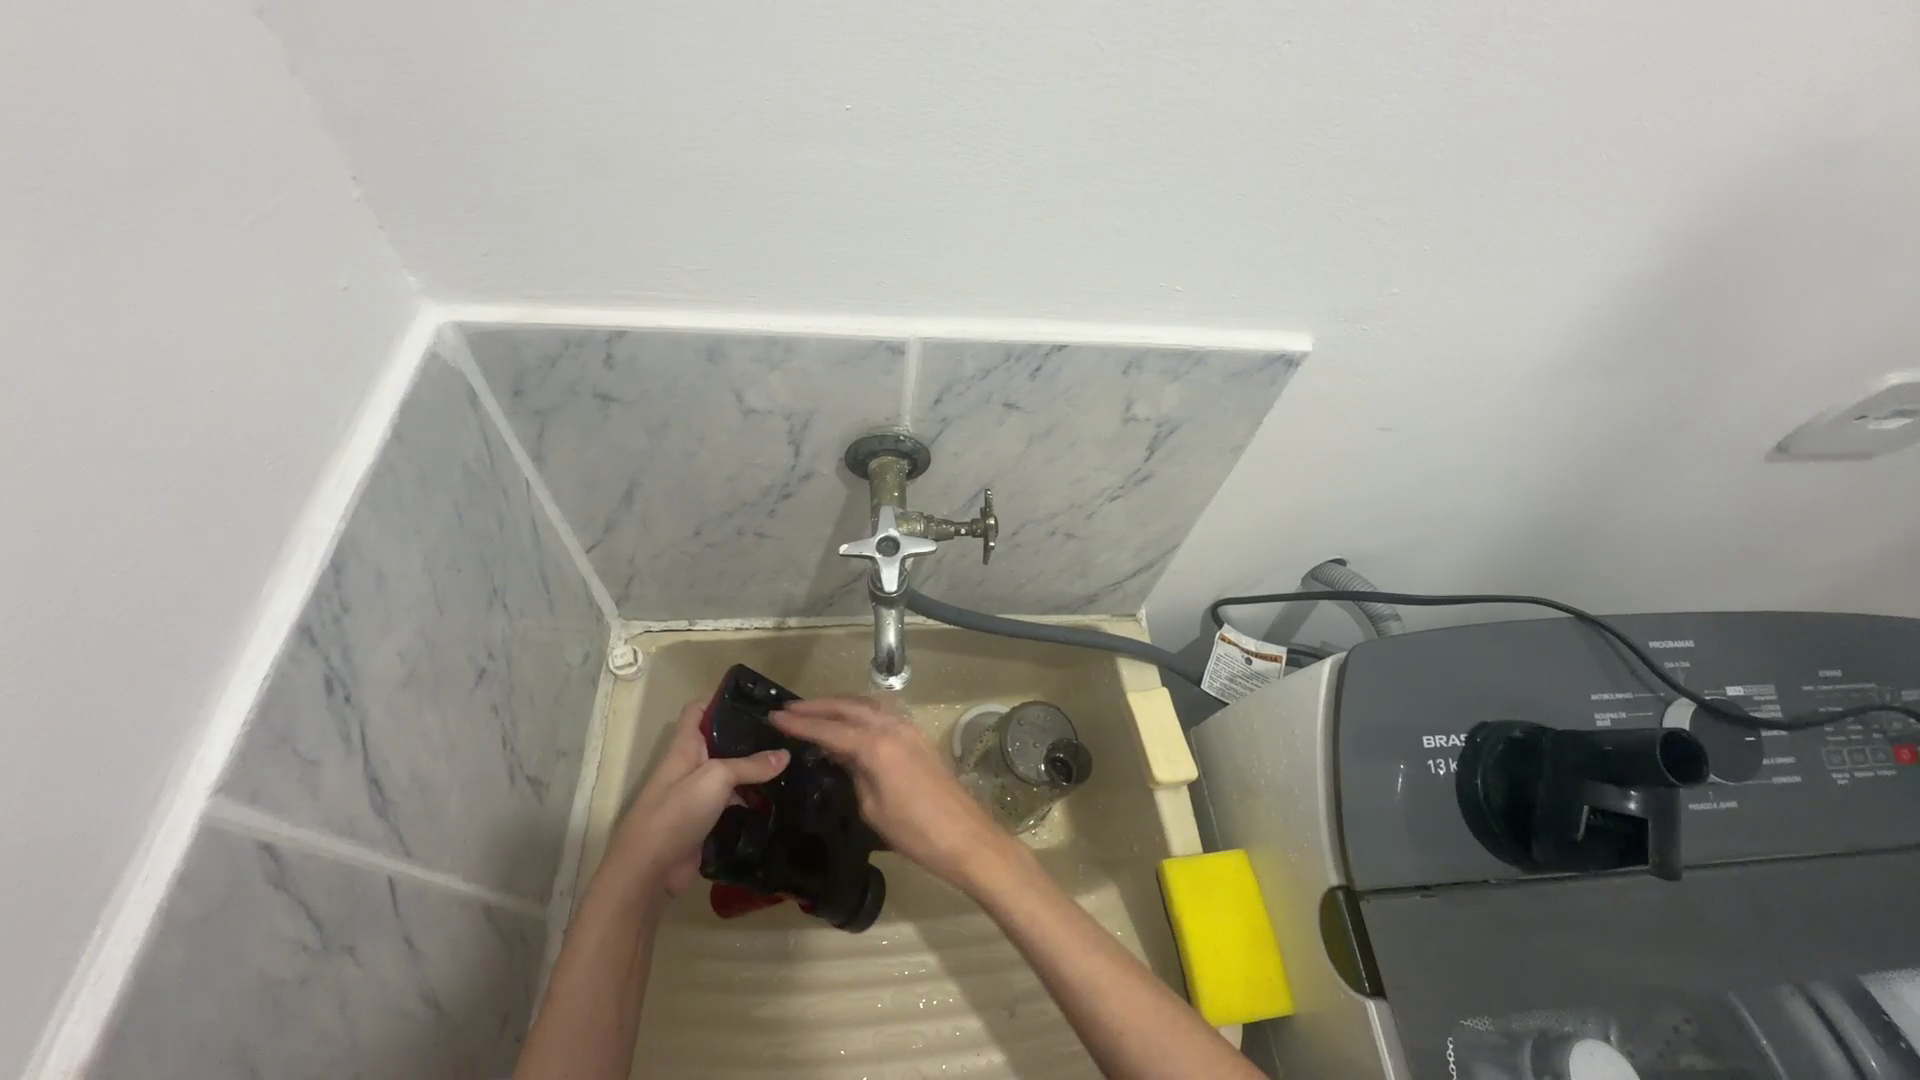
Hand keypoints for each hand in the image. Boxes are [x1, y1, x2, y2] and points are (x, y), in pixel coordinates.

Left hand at [605, 700, 788, 898]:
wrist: (650, 870)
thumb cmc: (676, 812)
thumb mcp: (715, 777)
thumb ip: (750, 765)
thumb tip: (785, 755)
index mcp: (685, 747)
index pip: (699, 710)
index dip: (722, 700)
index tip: (756, 701)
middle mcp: (691, 767)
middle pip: (722, 744)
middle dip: (751, 739)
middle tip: (787, 736)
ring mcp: (698, 797)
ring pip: (732, 777)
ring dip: (756, 775)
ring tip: (792, 768)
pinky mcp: (706, 824)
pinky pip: (734, 806)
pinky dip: (753, 804)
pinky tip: (779, 802)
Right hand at [771, 697, 1014, 888]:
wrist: (965, 837)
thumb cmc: (915, 832)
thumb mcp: (872, 808)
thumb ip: (853, 774)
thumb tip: (841, 756)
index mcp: (876, 746)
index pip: (829, 729)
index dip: (800, 723)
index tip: (775, 717)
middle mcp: (892, 728)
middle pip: (848, 707)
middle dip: (817, 706)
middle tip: (789, 710)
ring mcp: (909, 729)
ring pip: (867, 705)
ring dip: (840, 704)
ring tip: (814, 711)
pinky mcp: (918, 738)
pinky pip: (883, 714)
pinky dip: (861, 711)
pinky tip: (850, 721)